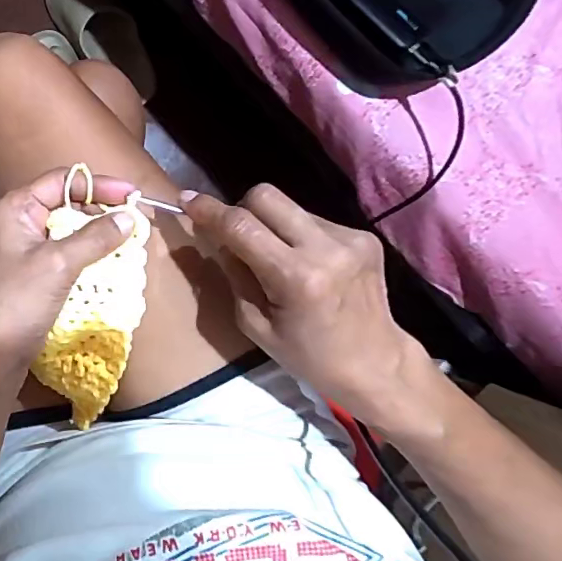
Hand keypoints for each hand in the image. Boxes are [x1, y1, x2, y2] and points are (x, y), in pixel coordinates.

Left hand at [0, 167, 139, 372]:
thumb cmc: (20, 301)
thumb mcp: (61, 264)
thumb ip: (95, 236)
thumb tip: (129, 217)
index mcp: (15, 207)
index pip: (62, 180)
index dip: (99, 184)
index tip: (132, 194)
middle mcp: (16, 219)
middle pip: (64, 199)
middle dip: (100, 206)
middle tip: (134, 215)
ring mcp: (22, 245)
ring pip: (66, 225)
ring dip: (96, 228)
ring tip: (127, 234)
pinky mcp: (31, 267)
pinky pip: (63, 247)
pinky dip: (87, 247)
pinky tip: (109, 254)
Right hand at [182, 185, 441, 429]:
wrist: (376, 364)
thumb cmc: (309, 356)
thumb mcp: (256, 326)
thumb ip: (235, 276)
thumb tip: (220, 240)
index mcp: (296, 278)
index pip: (241, 227)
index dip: (209, 211)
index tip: (186, 199)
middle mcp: (326, 248)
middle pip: (266, 196)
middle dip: (241, 209)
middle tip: (236, 237)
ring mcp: (350, 238)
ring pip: (290, 207)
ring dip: (272, 225)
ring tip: (277, 259)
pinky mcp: (364, 236)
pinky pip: (314, 220)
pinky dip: (297, 235)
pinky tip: (307, 264)